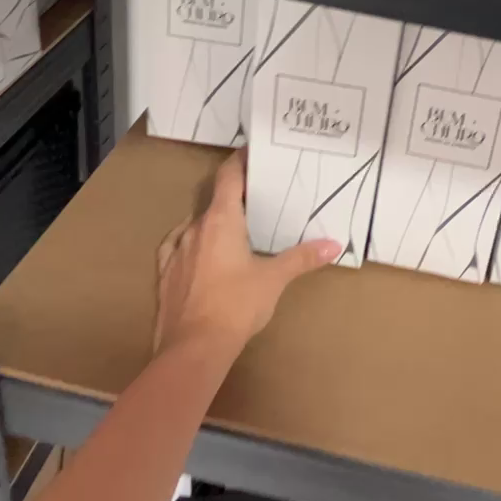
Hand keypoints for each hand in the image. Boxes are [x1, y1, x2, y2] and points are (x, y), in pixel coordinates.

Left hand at [154, 149, 339, 358]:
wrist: (193, 348)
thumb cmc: (236, 305)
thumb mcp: (274, 279)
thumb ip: (302, 257)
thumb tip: (335, 244)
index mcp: (222, 220)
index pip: (228, 177)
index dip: (239, 161)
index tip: (251, 152)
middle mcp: (195, 227)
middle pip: (215, 200)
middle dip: (234, 196)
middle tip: (255, 197)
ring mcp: (177, 250)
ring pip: (196, 224)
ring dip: (213, 222)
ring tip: (233, 228)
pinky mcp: (166, 274)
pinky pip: (178, 247)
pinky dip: (191, 243)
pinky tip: (198, 250)